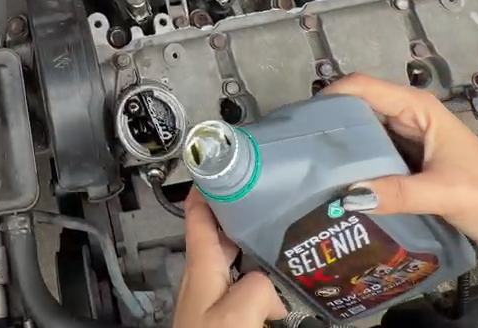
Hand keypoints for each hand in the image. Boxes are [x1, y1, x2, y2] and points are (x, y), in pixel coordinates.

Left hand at [174, 190, 288, 327]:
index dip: (207, 185)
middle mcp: (204, 274)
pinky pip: (242, 285)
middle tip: (268, 199)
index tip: (226, 164)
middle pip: (219, 231)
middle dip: (240, 212)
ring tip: (281, 237)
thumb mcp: (237, 313)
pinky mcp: (222, 314)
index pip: (197, 210)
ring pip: (233, 259)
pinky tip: (280, 285)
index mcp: (201, 263)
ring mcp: (212, 295)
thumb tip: (275, 290)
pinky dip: (259, 277)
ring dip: (252, 245)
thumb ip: (258, 288)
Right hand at [322, 73, 477, 263]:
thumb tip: (349, 196)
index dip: (332, 95)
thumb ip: (397, 194)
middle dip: (332, 119)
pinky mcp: (410, 158)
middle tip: (304, 141)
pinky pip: (374, 151)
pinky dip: (358, 160)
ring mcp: (410, 136)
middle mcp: (410, 115)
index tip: (306, 117)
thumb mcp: (443, 194)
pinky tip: (342, 176)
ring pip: (365, 129)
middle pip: (359, 105)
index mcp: (418, 107)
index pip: (363, 86)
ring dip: (344, 141)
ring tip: (316, 158)